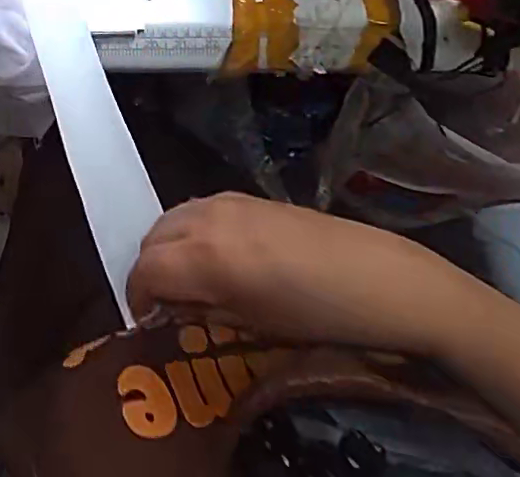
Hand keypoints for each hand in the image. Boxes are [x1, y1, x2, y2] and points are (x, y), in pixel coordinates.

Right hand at [126, 193, 498, 357]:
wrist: (382, 278)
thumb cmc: (321, 316)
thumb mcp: (255, 325)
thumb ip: (203, 311)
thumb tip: (172, 310)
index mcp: (204, 257)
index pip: (145, 270)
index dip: (138, 297)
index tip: (146, 320)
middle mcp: (204, 220)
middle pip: (151, 239)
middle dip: (149, 270)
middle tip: (166, 302)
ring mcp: (223, 202)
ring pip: (169, 218)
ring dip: (166, 247)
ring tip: (187, 277)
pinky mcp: (242, 195)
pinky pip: (194, 209)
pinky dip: (187, 230)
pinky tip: (213, 253)